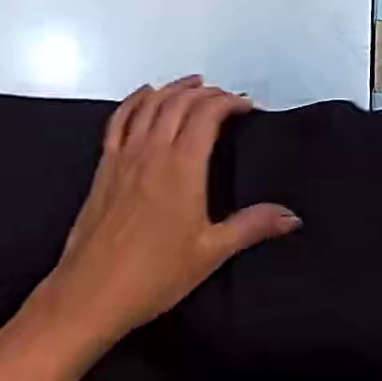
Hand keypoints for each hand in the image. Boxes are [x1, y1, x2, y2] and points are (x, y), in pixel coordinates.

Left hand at [35, 76, 301, 341]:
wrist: (88, 296)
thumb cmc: (154, 274)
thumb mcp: (211, 253)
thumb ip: (252, 226)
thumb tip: (293, 218)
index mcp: (183, 165)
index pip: (208, 113)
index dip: (230, 101)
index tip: (247, 106)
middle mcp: (154, 150)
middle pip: (181, 101)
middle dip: (207, 92)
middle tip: (225, 97)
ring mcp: (125, 155)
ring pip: (151, 104)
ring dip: (175, 88)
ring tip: (193, 84)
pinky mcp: (105, 166)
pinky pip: (119, 120)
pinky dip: (135, 100)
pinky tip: (146, 94)